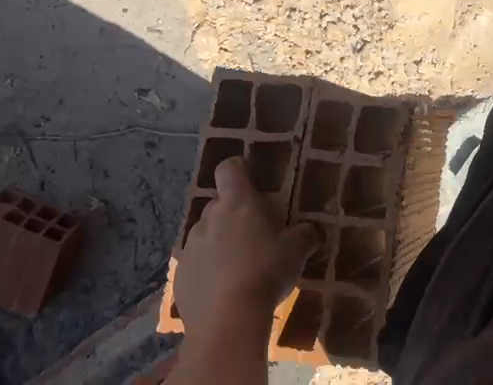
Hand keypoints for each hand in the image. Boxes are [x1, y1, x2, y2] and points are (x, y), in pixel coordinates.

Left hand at [175, 157, 321, 337]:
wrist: (228, 322)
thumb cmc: (266, 272)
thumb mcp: (297, 250)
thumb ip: (306, 234)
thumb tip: (313, 231)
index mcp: (237, 203)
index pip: (229, 169)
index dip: (238, 169)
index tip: (250, 180)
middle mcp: (208, 219)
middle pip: (218, 203)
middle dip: (233, 213)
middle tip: (254, 232)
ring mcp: (190, 248)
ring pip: (205, 234)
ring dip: (219, 241)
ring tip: (238, 265)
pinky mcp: (179, 277)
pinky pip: (195, 263)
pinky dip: (207, 269)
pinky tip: (223, 289)